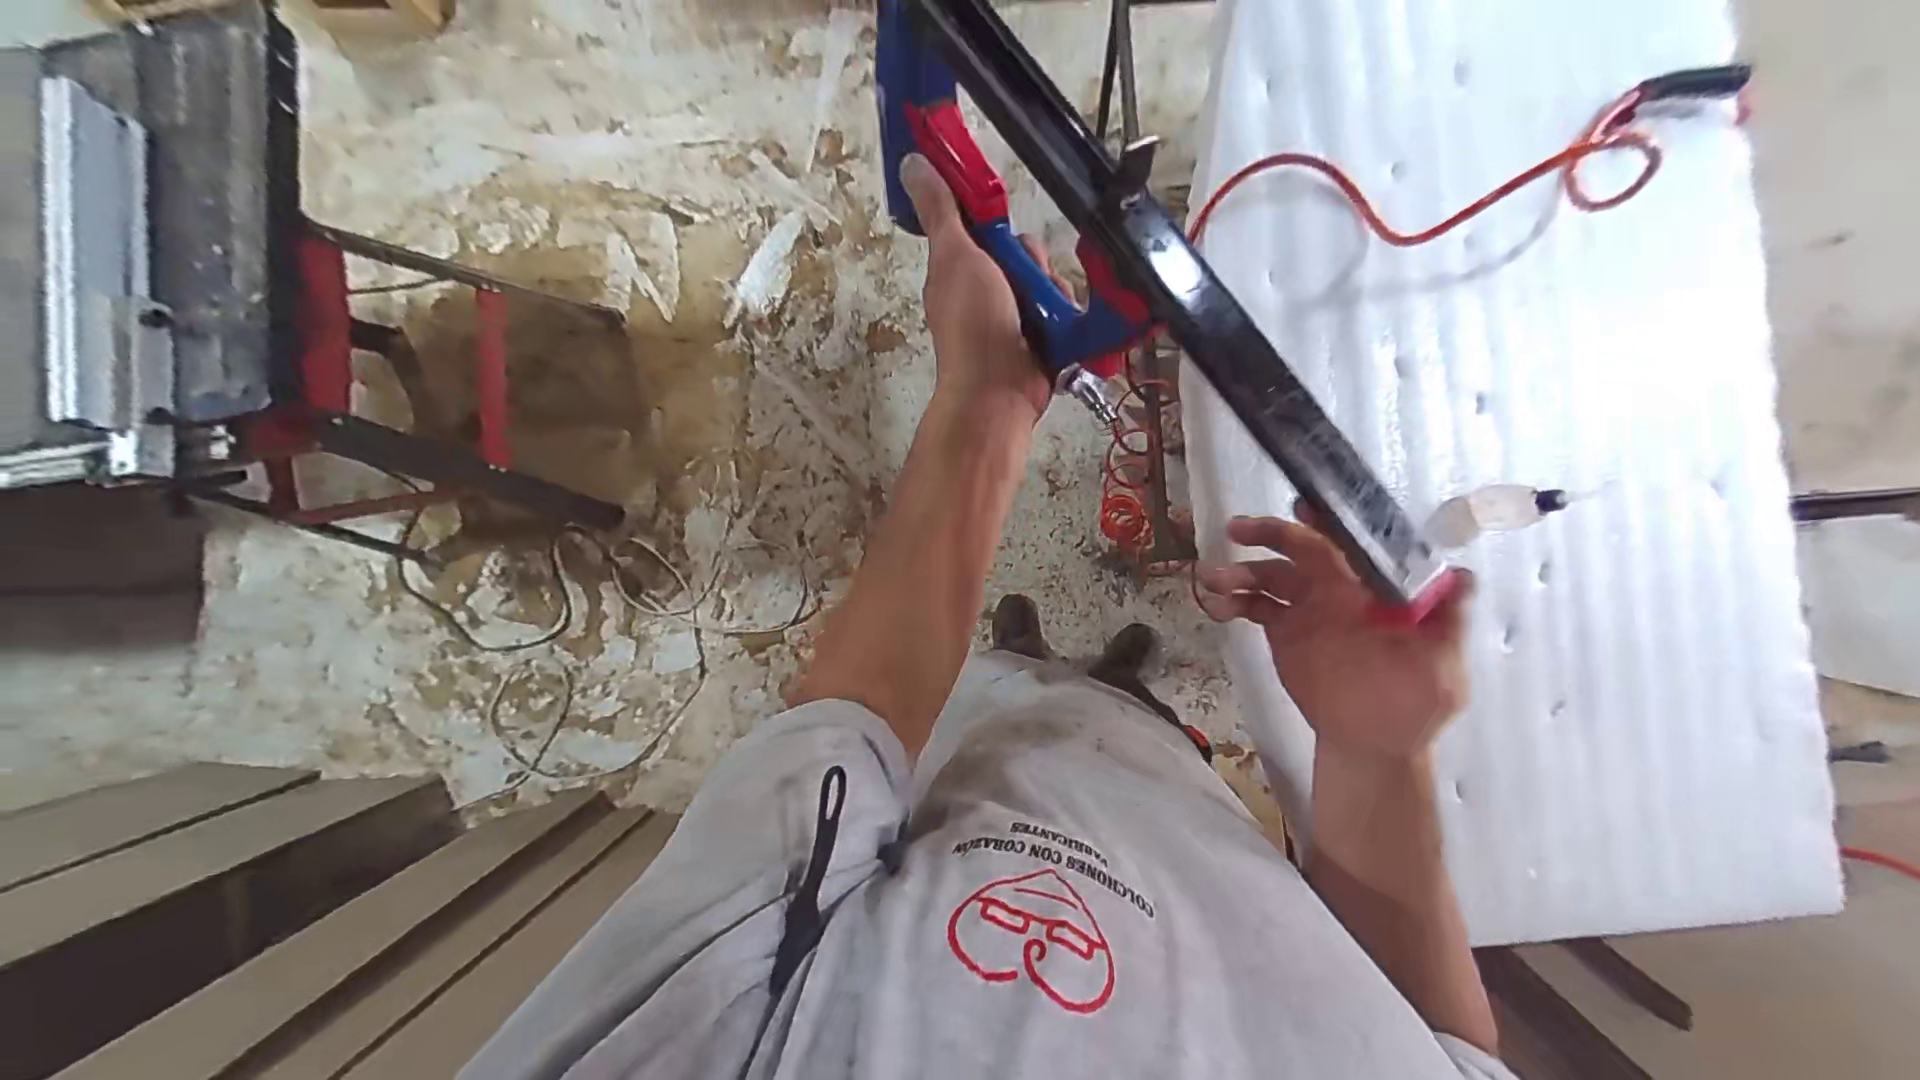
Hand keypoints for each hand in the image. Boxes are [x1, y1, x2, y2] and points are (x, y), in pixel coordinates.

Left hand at [899, 153, 1052, 422]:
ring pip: (1046, 279)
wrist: (999, 388)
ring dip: (1051, 289)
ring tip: (1044, 310)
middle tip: (1024, 277)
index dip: (996, 222)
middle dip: (1031, 260)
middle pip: (1022, 253)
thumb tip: (911, 161)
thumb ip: (941, 210)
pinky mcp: (1040, 337)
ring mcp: (1013, 317)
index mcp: (958, 271)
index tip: (1003, 224)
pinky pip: (1061, 309)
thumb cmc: (973, 323)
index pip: (983, 230)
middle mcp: (985, 292)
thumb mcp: (955, 257)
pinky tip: (1059, 326)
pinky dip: (1064, 314)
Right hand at [1197, 503, 1474, 759]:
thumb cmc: (1414, 705)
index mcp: (1370, 590)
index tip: (1299, 508)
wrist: (1370, 743)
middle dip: (1267, 534)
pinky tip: (1218, 608)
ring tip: (1215, 581)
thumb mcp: (1442, 669)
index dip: (1323, 524)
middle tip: (1236, 530)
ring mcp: (1306, 609)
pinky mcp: (1283, 630)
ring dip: (1239, 572)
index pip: (1346, 546)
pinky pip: (1253, 606)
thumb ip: (1449, 622)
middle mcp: (1336, 590)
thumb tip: (1461, 574)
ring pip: (1268, 576)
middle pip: (1298, 550)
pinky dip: (1232, 602)